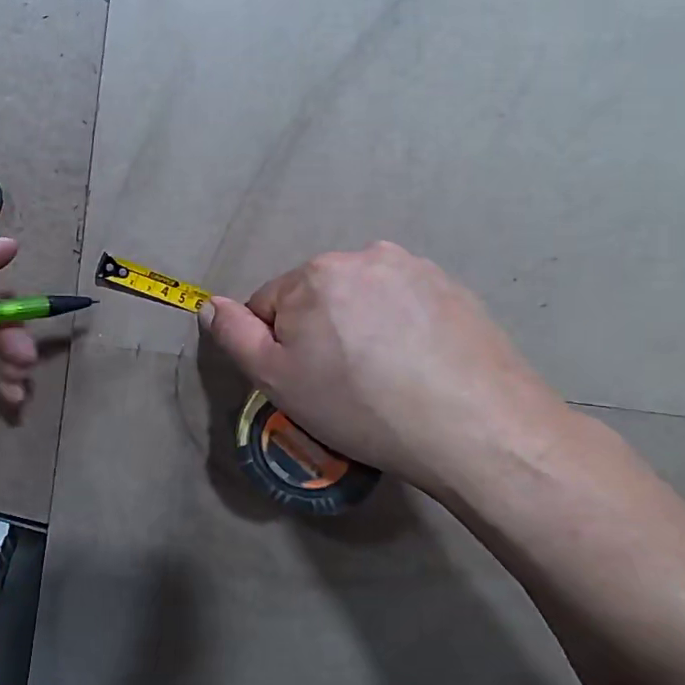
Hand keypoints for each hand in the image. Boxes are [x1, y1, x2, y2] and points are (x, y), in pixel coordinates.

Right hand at [199, 241, 573, 496]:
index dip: (277, 348)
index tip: (305, 383)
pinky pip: (404, 306)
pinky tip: (417, 368)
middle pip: (316, 298)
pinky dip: (399, 330)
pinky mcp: (455, 289)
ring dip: (359, 329)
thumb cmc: (360, 406)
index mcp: (315, 273)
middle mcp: (365, 256)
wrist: (476, 428)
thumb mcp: (277, 380)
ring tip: (384, 379)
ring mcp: (416, 269)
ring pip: (361, 301)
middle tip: (342, 385)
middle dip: (318, 334)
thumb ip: (234, 335)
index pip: (268, 305)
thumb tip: (208, 303)